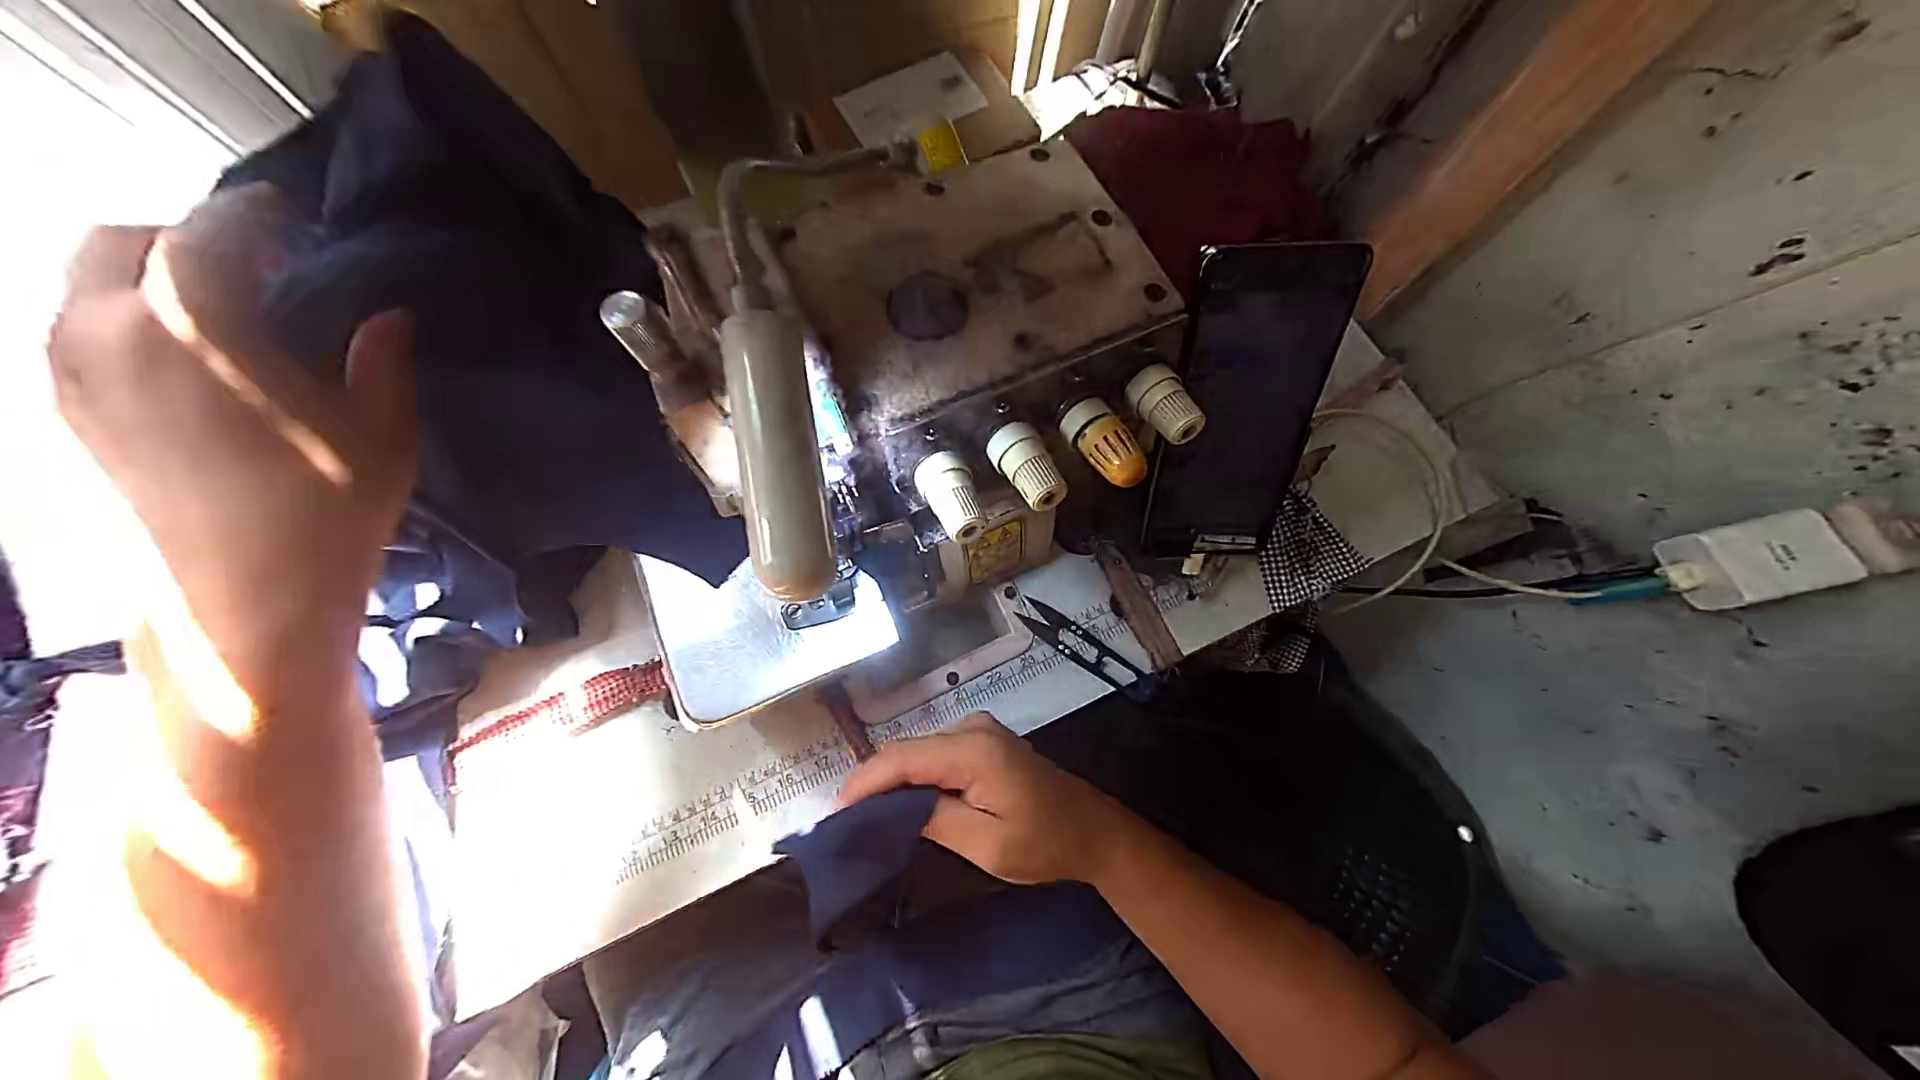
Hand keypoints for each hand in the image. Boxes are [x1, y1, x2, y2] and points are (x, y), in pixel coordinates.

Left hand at [47, 185, 414, 705]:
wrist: (241, 605)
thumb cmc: (328, 516)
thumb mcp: (383, 437)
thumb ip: (381, 364)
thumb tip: (388, 318)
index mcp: (194, 331)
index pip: (207, 233)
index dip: (250, 214)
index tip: (283, 213)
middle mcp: (104, 335)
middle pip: (117, 243)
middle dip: (181, 237)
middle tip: (250, 264)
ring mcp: (67, 378)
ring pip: (83, 288)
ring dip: (146, 281)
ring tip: (218, 315)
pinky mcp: (59, 419)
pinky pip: (76, 337)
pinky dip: (125, 325)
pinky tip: (187, 366)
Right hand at [838, 712, 1131, 884]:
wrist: (1093, 830)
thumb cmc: (1045, 844)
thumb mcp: (989, 846)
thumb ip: (937, 820)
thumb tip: (892, 808)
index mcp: (973, 751)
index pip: (902, 759)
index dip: (864, 782)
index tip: (834, 812)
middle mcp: (972, 728)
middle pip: (907, 750)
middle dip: (871, 781)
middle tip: (841, 819)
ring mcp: (979, 730)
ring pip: (919, 750)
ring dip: (891, 778)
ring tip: (861, 811)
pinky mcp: (983, 740)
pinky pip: (935, 753)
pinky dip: (913, 773)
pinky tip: (898, 797)